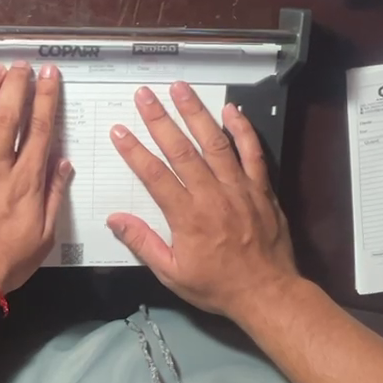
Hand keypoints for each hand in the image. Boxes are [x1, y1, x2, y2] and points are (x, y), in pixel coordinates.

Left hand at [0, 62, 72, 292]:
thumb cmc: (4, 261)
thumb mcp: (44, 236)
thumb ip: (54, 196)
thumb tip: (63, 162)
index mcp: (25, 183)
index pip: (39, 130)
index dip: (46, 98)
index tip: (50, 76)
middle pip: (7, 115)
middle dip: (17, 85)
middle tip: (23, 66)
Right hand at [107, 82, 301, 319]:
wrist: (267, 293)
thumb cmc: (216, 286)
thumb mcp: (172, 273)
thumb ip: (143, 243)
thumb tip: (115, 220)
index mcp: (187, 216)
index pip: (155, 175)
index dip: (135, 151)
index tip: (119, 131)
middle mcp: (212, 195)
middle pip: (182, 150)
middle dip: (160, 120)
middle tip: (144, 95)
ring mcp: (239, 188)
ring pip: (215, 142)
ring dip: (196, 113)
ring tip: (180, 89)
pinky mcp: (261, 188)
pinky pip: (252, 153)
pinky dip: (243, 130)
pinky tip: (231, 110)